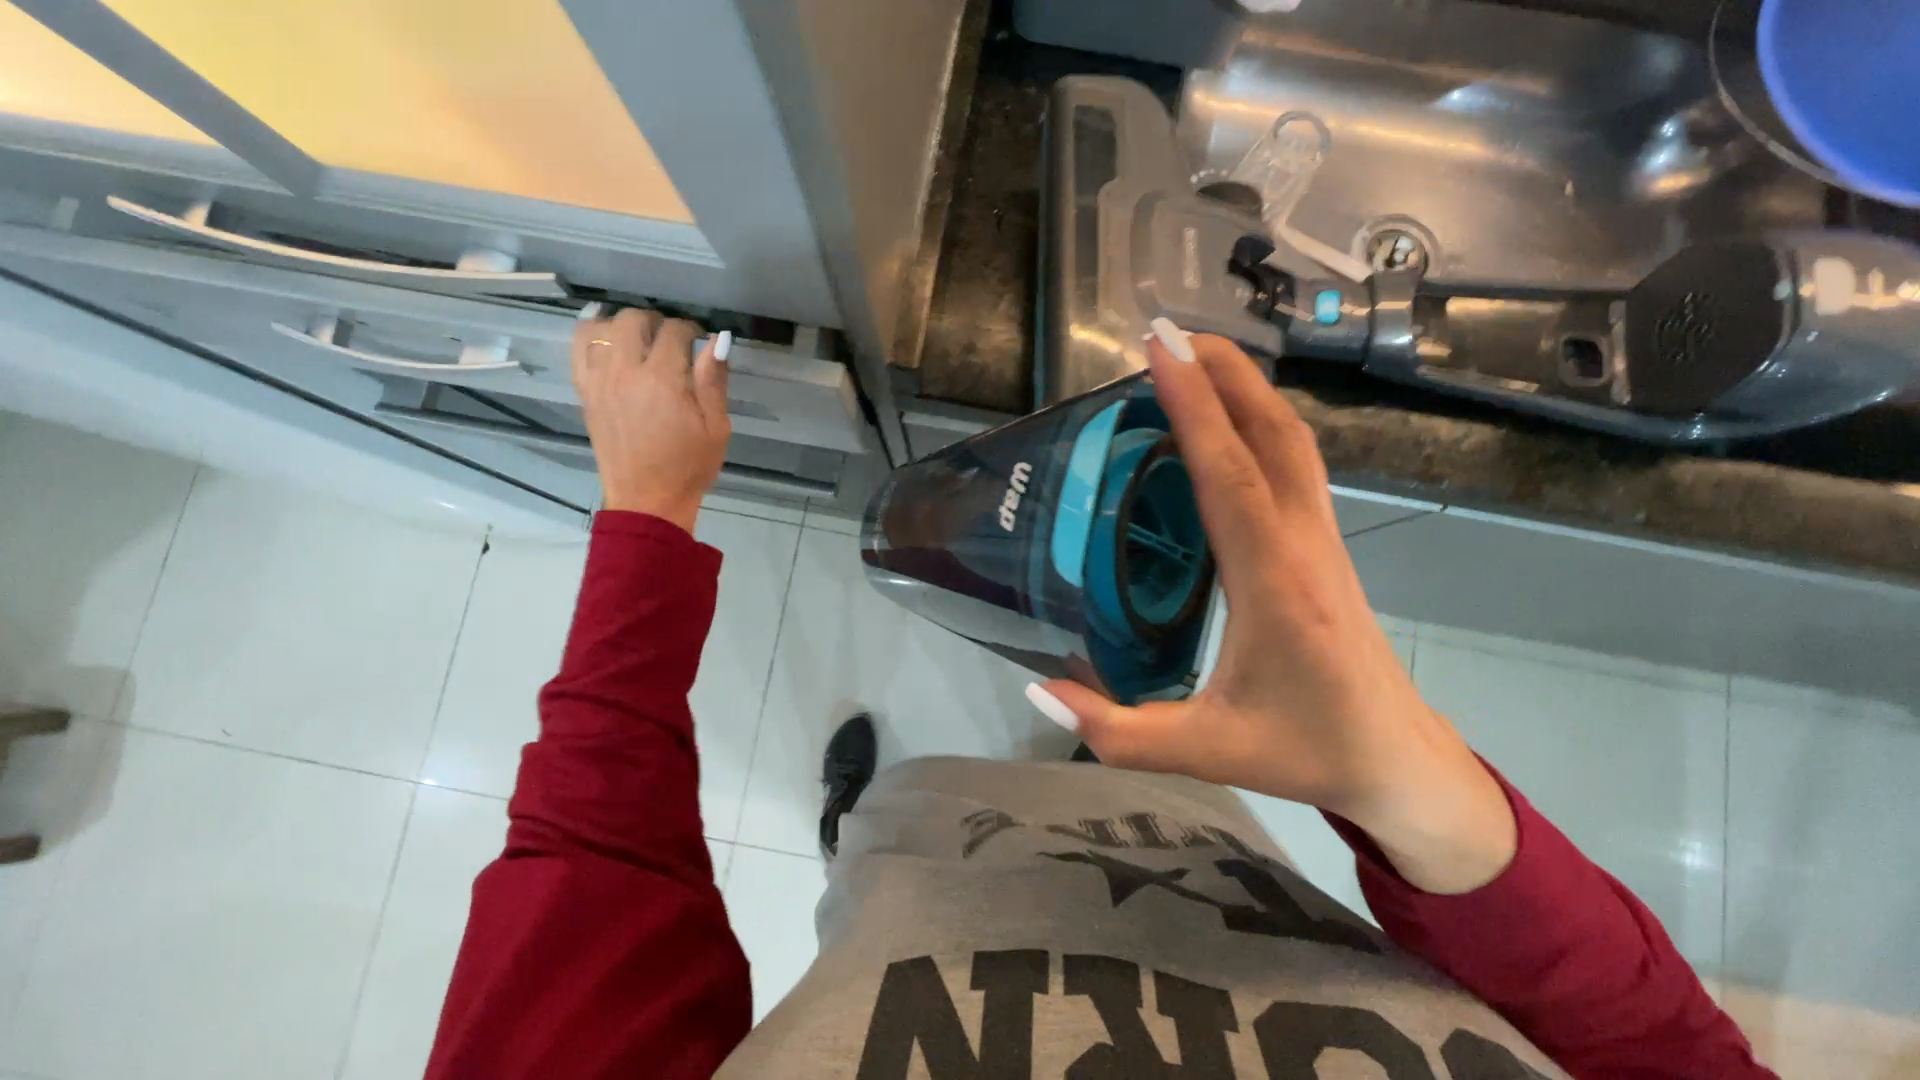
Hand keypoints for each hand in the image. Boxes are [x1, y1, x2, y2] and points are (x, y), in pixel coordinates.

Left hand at [571, 310, 730, 533]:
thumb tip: (719, 339)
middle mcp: (625, 373)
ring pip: (600, 328)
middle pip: (633, 320)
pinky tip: (605, 336)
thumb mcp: (716, 427)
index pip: (674, 330)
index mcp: (663, 380)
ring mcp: (599, 381)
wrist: (647, 500)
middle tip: (670, 340)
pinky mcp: (586, 392)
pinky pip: (578, 349)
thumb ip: (713, 380)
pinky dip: (591, 335)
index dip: (691, 330)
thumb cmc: (689, 466)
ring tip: (637, 337)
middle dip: (656, 321)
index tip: (700, 341)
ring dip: (621, 325)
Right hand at [1033, 322, 1516, 893]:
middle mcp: (1303, 544)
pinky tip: (1232, 426)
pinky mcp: (1325, 547)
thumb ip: (1118, 731)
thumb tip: (1041, 692)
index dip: (1193, 406)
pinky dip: (1262, 424)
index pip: (1228, 473)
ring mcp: (1323, 540)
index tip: (1159, 348)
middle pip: (1272, 433)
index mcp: (1272, 584)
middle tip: (1168, 334)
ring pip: (1293, 442)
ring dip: (1248, 391)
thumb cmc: (1308, 750)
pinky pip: (1296, 464)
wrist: (1399, 759)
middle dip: (1224, 373)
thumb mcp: (1206, 752)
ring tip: (1197, 361)